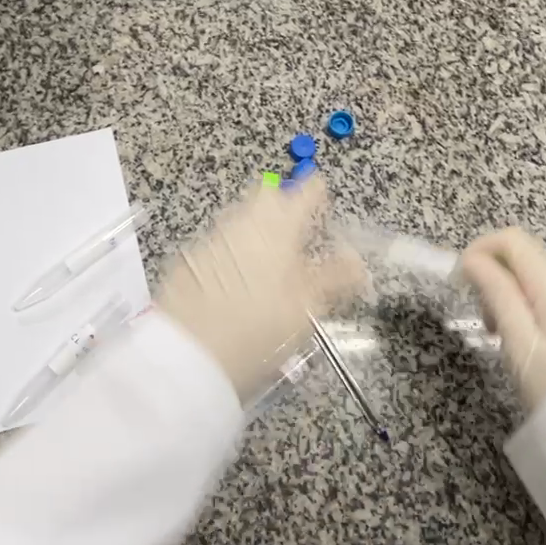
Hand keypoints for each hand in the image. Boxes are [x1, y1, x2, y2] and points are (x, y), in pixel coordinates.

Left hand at [157, 177, 365, 401]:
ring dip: (256, 226)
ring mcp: (214, 236)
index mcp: (279, 226)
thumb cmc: (258, 327)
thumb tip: (357, 260)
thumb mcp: (306, 307)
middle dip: (281, 202)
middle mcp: (244, 221)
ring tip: (269, 256)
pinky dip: (234, 248)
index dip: (316, 193)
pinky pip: (220, 240)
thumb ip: (334, 278)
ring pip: (240, 216)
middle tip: (295, 227)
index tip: (322, 196)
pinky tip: (237, 275)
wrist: (188, 351)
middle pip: (266, 195)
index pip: (304, 193)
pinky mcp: (190, 256)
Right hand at [460, 228, 545, 411]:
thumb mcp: (519, 342)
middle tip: (481, 318)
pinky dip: (523, 307)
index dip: (479, 250)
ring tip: (498, 334)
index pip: (512, 240)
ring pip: (532, 278)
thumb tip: (472, 259)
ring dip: (505, 294)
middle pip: (522, 257)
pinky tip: (519, 340)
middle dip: (492, 276)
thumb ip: (497, 294)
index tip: (460, 281)